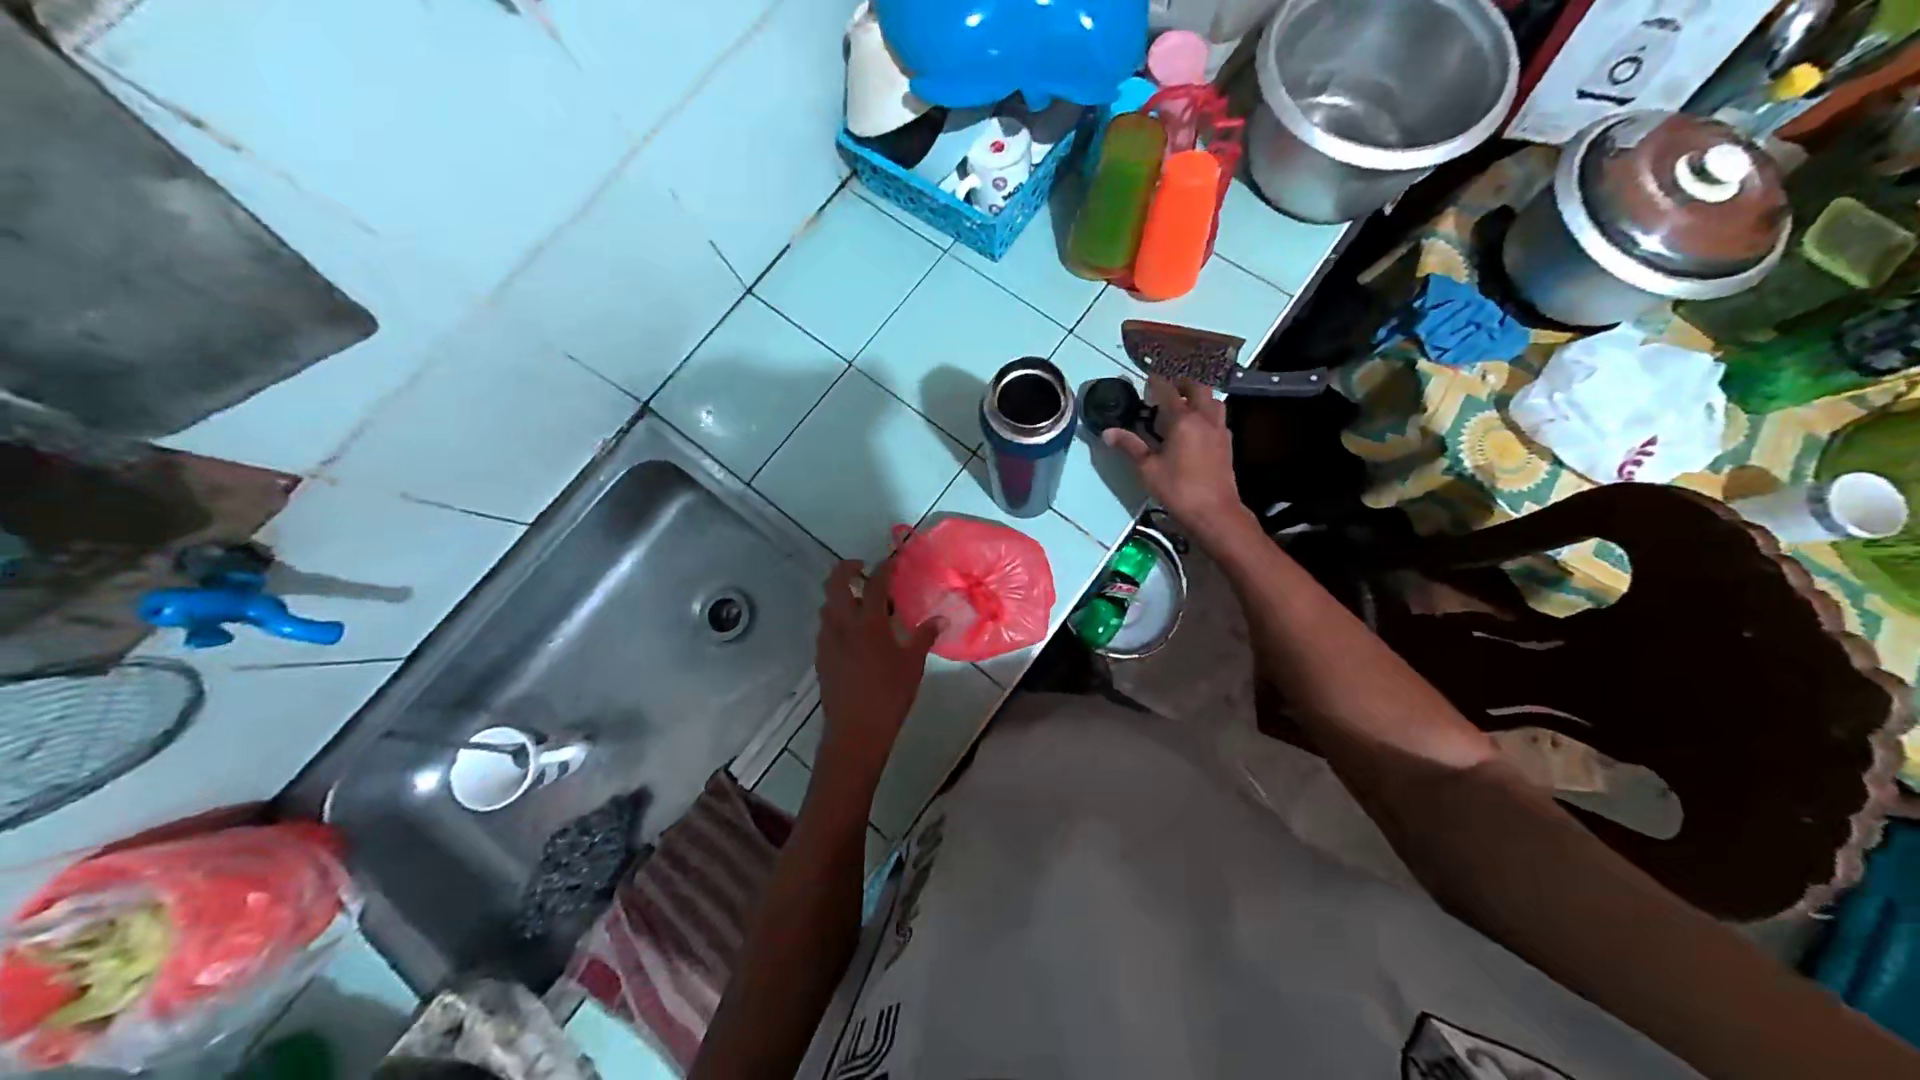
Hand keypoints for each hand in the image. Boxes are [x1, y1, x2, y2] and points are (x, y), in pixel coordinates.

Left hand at [814, 559, 939, 782]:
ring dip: (840, 595)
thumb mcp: (912, 664)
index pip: (874, 584)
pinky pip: (825, 626)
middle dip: (846, 568)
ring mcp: (827, 640)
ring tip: (860, 602)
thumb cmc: (889, 695)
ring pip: (827, 605)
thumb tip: (941, 619)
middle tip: (863, 569)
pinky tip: (853, 633)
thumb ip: (924, 636)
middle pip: (835, 583)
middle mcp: (842, 624)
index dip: (884, 568)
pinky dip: (836, 618)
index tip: (891, 561)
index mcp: (868, 623)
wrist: (855, 730)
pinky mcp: (821, 656)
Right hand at [1103, 376, 1256, 544]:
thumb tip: (1108, 432)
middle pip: (1197, 388)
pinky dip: (1207, 413)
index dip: (1156, 381)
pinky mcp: (1227, 443)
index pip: (1168, 390)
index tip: (1147, 377)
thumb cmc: (1178, 489)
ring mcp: (1219, 429)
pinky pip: (1219, 417)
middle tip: (1167, 389)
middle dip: (1181, 384)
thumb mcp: (1147, 468)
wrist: (1214, 511)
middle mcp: (1204, 417)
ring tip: (1183, 405)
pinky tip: (1197, 427)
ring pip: (1213, 400)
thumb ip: (1129, 446)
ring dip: (1198, 396)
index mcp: (1183, 420)